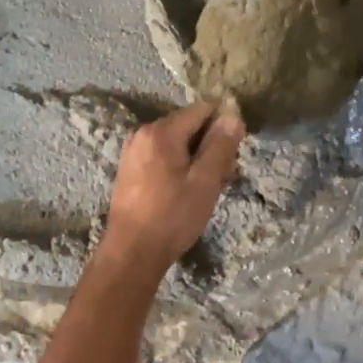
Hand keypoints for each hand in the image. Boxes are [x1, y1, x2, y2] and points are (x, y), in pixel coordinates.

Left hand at [100, 102, 244, 275]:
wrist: (132, 251)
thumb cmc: (173, 216)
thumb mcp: (205, 181)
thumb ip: (220, 145)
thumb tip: (232, 115)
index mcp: (161, 132)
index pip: (201, 110)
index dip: (223, 127)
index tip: (233, 155)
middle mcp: (143, 134)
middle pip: (188, 126)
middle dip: (210, 146)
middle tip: (223, 178)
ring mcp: (133, 152)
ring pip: (176, 144)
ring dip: (196, 160)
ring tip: (206, 190)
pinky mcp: (130, 170)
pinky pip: (162, 157)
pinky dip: (178, 168)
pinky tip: (185, 193)